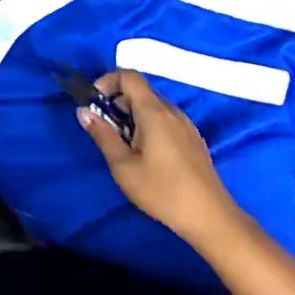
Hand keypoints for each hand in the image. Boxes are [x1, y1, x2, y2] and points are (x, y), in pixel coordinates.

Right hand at [79, 70, 240, 242]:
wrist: (210, 218)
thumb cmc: (162, 191)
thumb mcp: (123, 166)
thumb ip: (102, 135)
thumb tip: (84, 111)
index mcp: (154, 112)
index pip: (129, 76)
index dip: (107, 81)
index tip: (95, 104)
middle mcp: (172, 112)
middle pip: (140, 91)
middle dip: (117, 103)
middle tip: (106, 131)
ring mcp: (186, 125)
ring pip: (153, 106)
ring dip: (132, 116)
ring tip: (125, 146)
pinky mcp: (193, 139)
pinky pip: (166, 120)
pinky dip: (149, 125)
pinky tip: (147, 155)